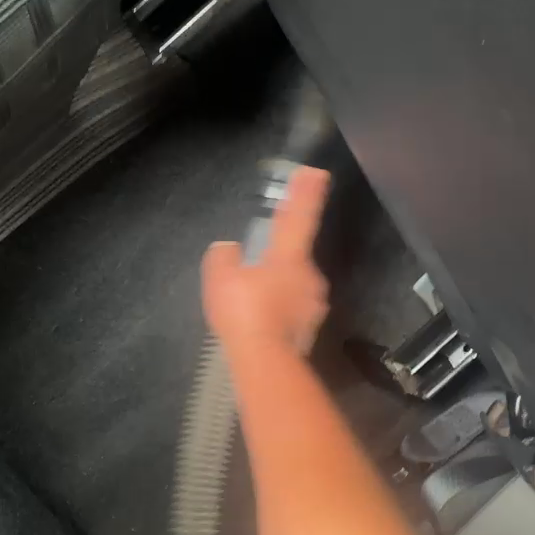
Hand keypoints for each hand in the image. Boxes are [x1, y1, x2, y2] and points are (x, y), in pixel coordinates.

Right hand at [201, 165, 330, 354]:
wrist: (265, 361)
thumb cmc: (244, 312)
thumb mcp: (220, 279)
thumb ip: (223, 258)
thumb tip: (228, 249)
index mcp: (290, 258)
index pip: (298, 218)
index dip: (304, 194)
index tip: (315, 173)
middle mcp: (309, 277)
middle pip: (294, 260)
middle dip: (279, 262)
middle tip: (257, 271)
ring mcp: (313, 306)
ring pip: (294, 289)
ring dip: (278, 291)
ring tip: (254, 305)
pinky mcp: (309, 332)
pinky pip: (291, 314)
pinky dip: (277, 315)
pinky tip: (260, 325)